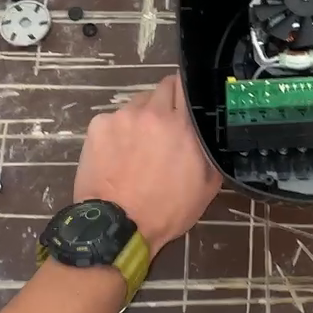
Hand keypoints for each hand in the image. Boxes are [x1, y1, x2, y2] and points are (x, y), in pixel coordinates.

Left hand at [74, 74, 219, 249]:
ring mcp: (123, 117)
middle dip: (166, 102)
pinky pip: (113, 119)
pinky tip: (117, 154)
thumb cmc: (166, 210)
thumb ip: (211, 151)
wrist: (117, 227)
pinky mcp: (98, 125)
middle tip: (165, 126)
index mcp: (183, 125)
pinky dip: (118, 131)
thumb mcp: (207, 185)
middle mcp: (154, 113)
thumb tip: (214, 132)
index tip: (187, 102)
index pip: (186, 85)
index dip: (187, 92)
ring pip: (137, 104)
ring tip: (138, 145)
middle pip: (163, 88)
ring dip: (142, 117)